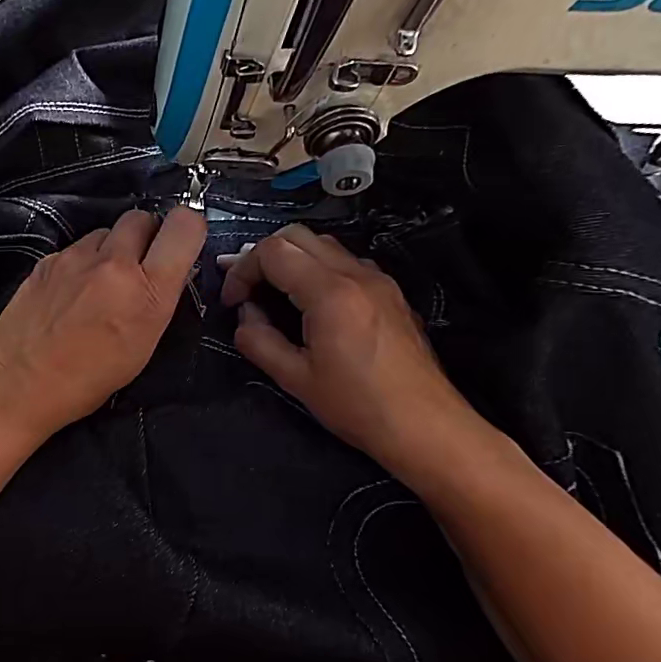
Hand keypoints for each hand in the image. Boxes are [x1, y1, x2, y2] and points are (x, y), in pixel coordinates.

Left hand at [0, 206, 205, 437]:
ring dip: (114, 247)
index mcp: (148, 290)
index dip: (188, 228)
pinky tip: (75, 290)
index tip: (181, 243)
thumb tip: (174, 269)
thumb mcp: (145, 343)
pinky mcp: (49, 259)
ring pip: (109, 230)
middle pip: (144, 217)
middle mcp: (115, 264)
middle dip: (148, 235)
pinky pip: (79, 246)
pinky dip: (84, 260)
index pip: (184, 225)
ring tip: (104, 280)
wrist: (19, 383)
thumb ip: (162, 298)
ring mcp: (77, 257)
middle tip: (142, 264)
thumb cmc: (89, 378)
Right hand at [220, 225, 482, 470]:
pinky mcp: (391, 292)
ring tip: (275, 293)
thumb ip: (260, 340)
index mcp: (330, 292)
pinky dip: (320, 270)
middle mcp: (357, 274)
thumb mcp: (297, 379)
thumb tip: (246, 316)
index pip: (272, 252)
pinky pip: (347, 263)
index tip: (233, 301)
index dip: (242, 270)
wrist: (427, 425)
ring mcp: (379, 280)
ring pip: (324, 245)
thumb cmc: (360, 407)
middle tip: (247, 289)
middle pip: (297, 235)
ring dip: (293, 260)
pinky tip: (313, 303)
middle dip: (264, 256)